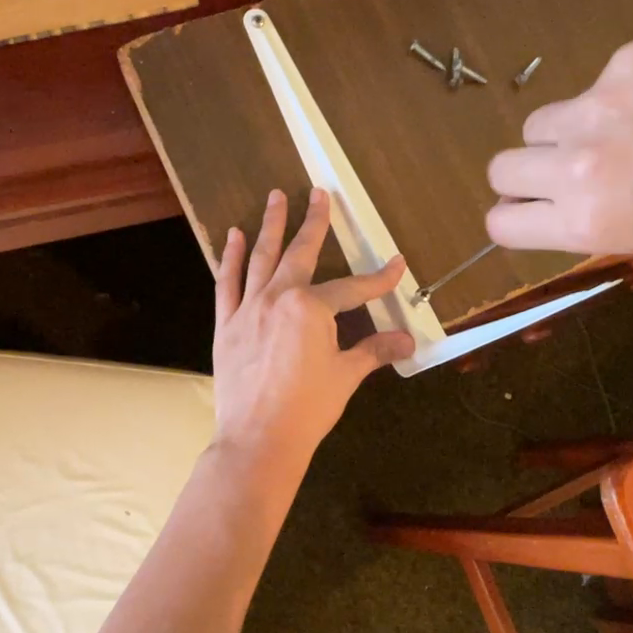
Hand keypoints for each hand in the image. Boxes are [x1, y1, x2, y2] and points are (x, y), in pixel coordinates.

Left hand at [211, 189, 413, 467]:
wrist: (257, 439)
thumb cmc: (307, 408)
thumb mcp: (346, 376)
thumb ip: (374, 351)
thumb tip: (407, 341)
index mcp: (311, 308)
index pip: (352, 288)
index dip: (378, 279)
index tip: (396, 266)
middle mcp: (278, 297)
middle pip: (300, 253)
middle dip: (314, 222)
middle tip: (318, 193)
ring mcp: (247, 309)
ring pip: (261, 258)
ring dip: (270, 226)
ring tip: (276, 197)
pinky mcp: (225, 325)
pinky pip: (226, 283)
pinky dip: (229, 258)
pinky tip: (233, 236)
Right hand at [485, 27, 632, 254]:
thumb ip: (597, 219)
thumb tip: (568, 201)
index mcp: (587, 221)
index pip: (500, 222)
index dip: (515, 216)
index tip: (537, 211)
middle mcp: (577, 164)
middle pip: (501, 167)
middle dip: (528, 173)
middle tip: (573, 171)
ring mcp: (597, 104)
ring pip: (541, 120)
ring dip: (565, 131)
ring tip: (625, 129)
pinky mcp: (627, 57)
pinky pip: (596, 81)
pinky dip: (620, 93)